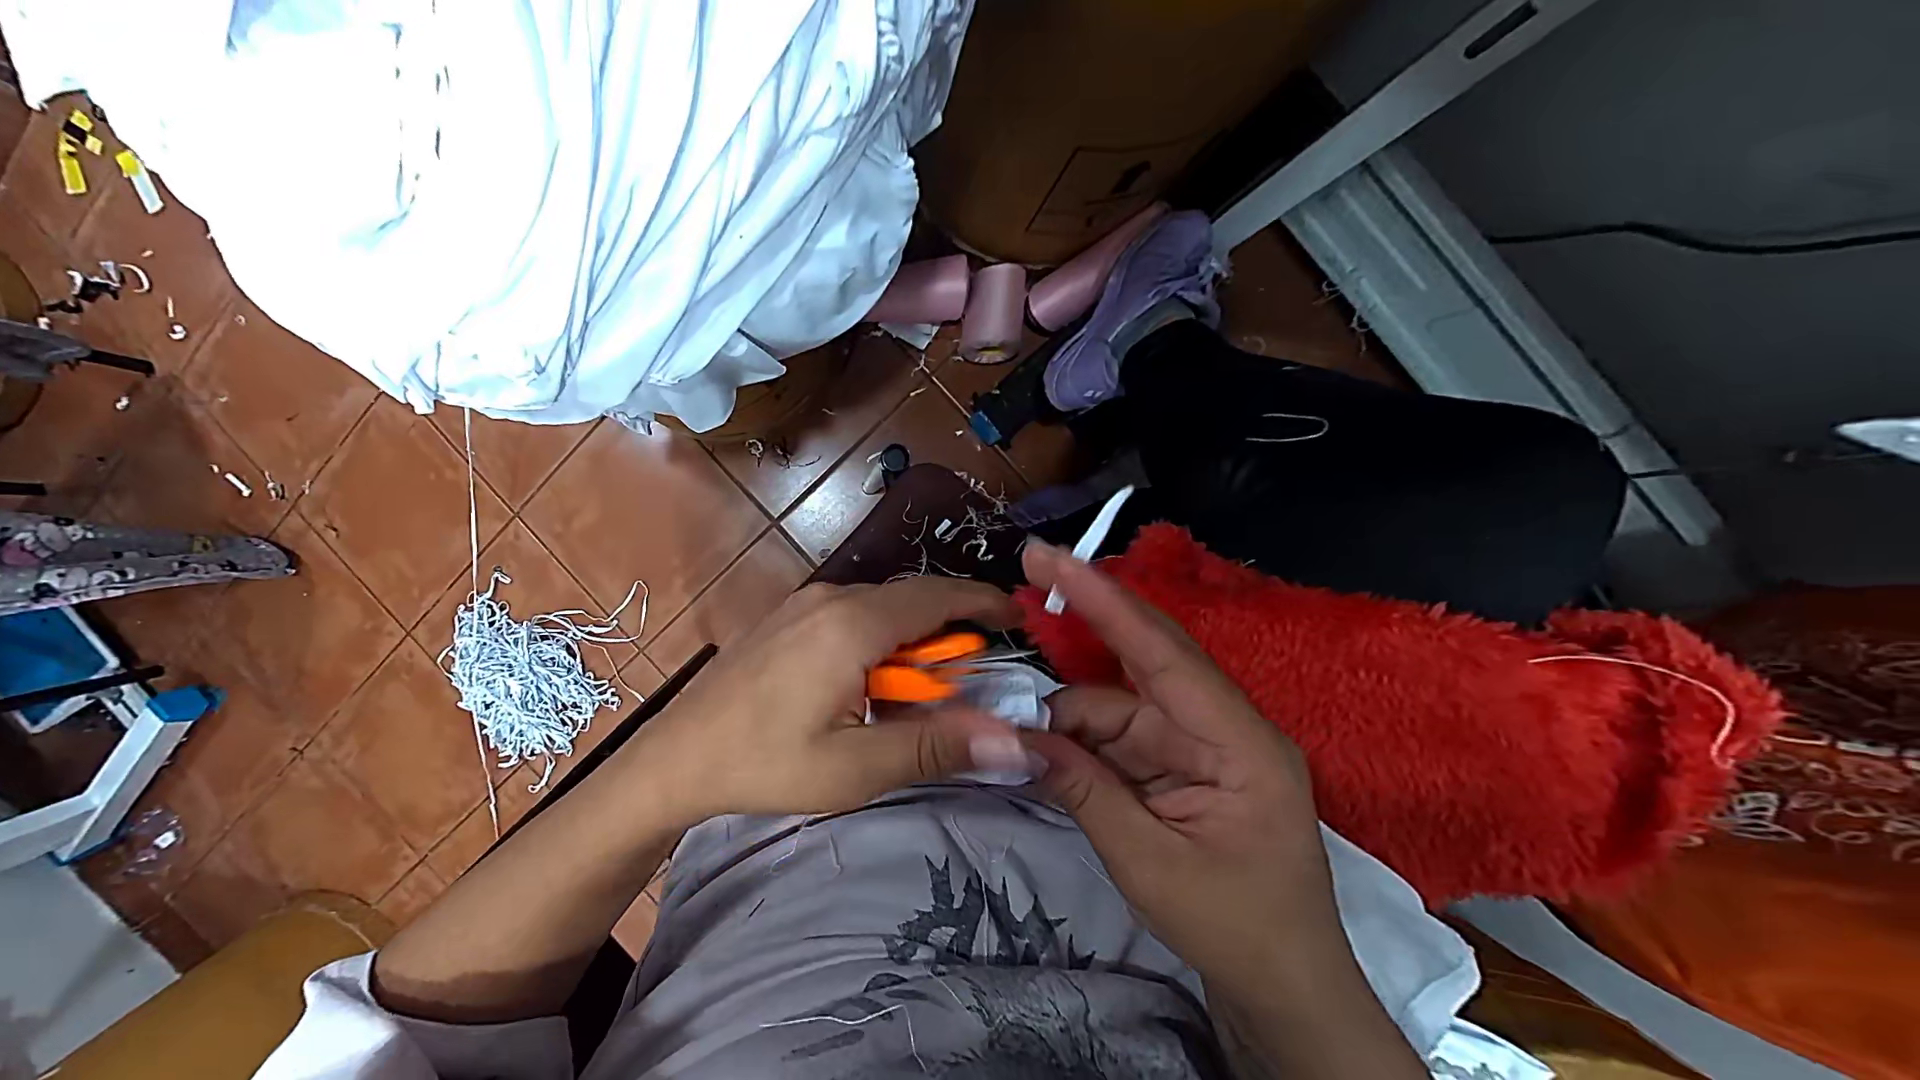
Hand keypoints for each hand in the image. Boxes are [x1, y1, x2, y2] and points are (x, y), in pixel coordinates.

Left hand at [639, 577, 1027, 823]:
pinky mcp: (791, 616)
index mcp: (852, 624)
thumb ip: (937, 747)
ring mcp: (806, 602)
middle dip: (952, 631)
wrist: (674, 758)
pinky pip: (855, 613)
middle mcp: (832, 598)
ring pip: (884, 606)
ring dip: (914, 640)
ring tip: (919, 691)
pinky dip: (883, 639)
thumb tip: (1013, 742)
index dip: (985, 603)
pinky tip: (871, 684)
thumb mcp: (856, 767)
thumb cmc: (764, 764)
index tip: (1019, 618)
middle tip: (972, 676)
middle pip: (913, 599)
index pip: (939, 596)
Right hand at [1020, 540, 1342, 993]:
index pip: (1165, 655)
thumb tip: (1022, 739)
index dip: (1108, 603)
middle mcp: (1220, 726)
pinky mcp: (1178, 765)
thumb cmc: (1235, 928)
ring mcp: (1197, 744)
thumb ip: (1085, 791)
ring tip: (1018, 731)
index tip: (1059, 560)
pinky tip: (1045, 752)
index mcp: (1239, 741)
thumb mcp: (1150, 864)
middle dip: (1088, 615)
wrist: (1284, 988)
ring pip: (1119, 703)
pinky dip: (1080, 741)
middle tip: (1032, 569)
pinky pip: (1119, 736)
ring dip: (1069, 714)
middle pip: (1146, 656)